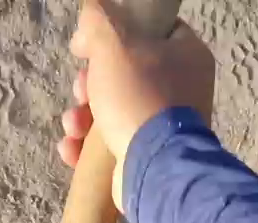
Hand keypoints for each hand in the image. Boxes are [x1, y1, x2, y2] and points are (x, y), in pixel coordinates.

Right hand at [58, 0, 214, 208]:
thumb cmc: (139, 97)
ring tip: (73, 125)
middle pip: (124, 75)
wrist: (154, 171)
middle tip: (81, 89)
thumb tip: (89, 20)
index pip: (149, 31)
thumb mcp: (113, 39)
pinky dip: (86, 148)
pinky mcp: (146, 162)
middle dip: (89, 83)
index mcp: (186, 56)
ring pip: (112, 113)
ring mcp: (164, 131)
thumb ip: (98, 15)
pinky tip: (71, 148)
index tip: (85, 45)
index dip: (112, 33)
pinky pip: (110, 147)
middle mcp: (181, 93)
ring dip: (81, 117)